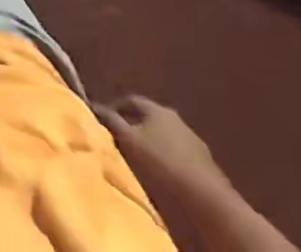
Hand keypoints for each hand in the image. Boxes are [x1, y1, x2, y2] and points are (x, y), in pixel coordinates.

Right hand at [94, 95, 233, 202]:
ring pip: (165, 138)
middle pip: (149, 118)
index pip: (131, 100)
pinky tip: (160, 175)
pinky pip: (178, 156)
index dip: (115, 107)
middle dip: (133, 126)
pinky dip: (166, 160)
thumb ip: (110, 121)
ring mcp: (194, 143)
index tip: (103, 119)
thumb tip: (93, 105)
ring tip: (138, 161)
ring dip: (151, 145)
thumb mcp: (127, 140)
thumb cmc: (160, 163)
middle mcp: (177, 120)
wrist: (206, 200)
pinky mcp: (205, 166)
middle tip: (118, 140)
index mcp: (158, 110)